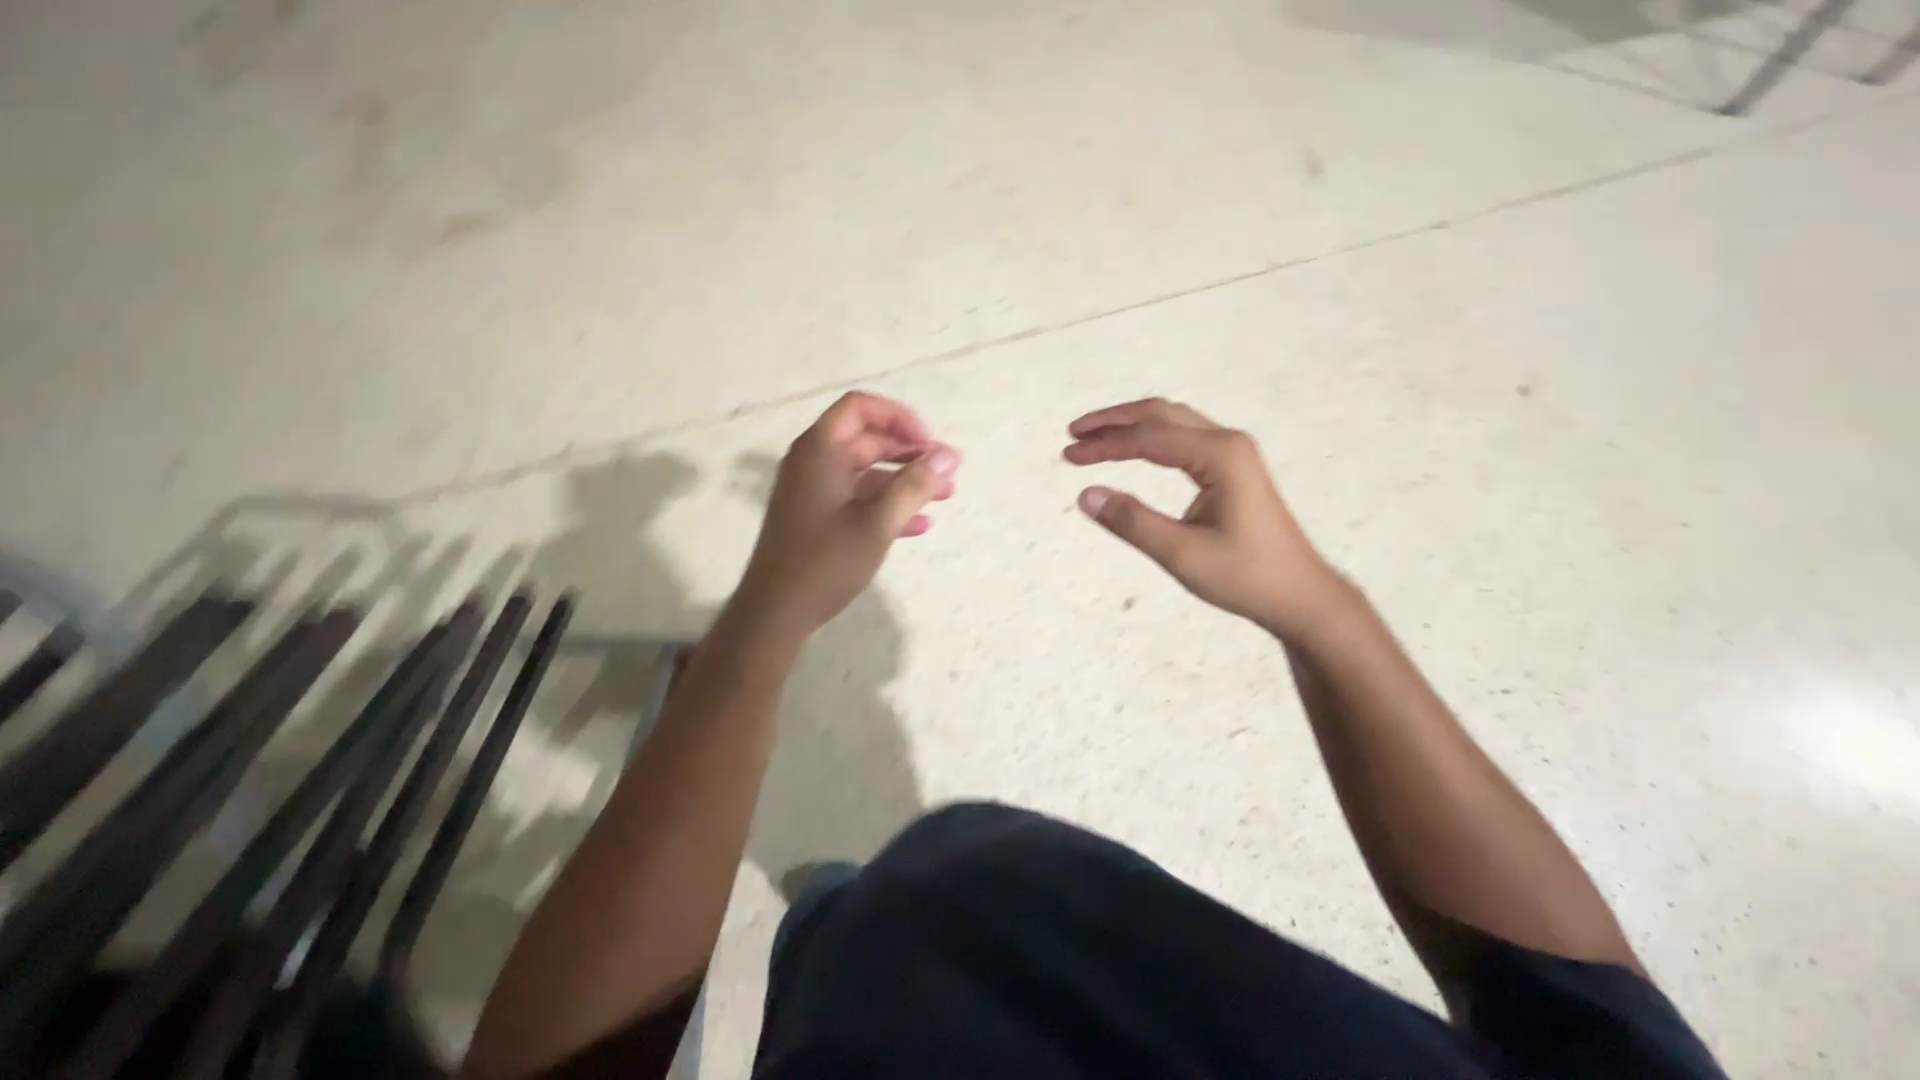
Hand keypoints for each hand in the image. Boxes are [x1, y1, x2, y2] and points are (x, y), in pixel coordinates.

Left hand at [731, 392, 957, 641]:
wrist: (775, 613)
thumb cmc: (825, 563)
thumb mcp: (877, 524)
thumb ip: (914, 486)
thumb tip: (948, 455)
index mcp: (820, 451)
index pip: (860, 407)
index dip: (899, 418)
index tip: (928, 444)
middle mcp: (812, 462)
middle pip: (866, 439)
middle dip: (910, 453)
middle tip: (947, 474)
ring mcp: (811, 491)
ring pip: (865, 472)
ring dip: (904, 482)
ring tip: (944, 499)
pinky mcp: (814, 517)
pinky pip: (855, 498)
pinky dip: (885, 505)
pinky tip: (918, 526)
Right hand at [1064, 398, 1348, 638]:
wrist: (1300, 595)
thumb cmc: (1245, 577)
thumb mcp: (1181, 554)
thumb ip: (1132, 522)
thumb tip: (1085, 495)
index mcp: (1219, 455)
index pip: (1148, 438)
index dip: (1104, 445)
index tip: (1068, 455)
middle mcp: (1228, 443)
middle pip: (1161, 415)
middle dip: (1114, 422)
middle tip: (1073, 435)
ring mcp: (1234, 453)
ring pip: (1174, 423)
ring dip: (1133, 426)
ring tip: (1093, 438)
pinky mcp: (1234, 469)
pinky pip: (1185, 439)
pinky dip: (1152, 439)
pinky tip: (1134, 450)